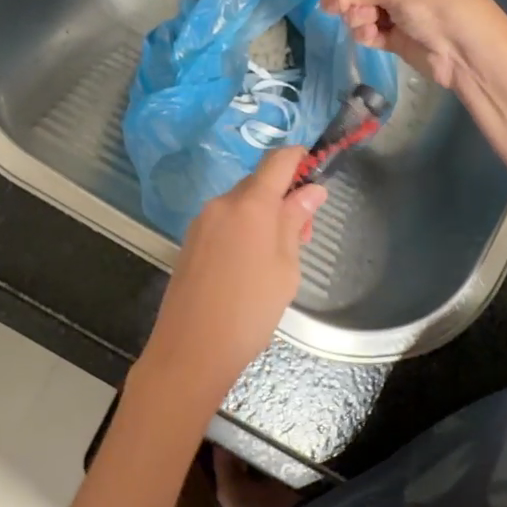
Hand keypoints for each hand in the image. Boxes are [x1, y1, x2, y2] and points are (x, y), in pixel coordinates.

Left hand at [138, 148, 327, 395]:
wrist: (192, 348)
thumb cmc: (250, 310)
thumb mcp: (285, 267)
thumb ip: (295, 222)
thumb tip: (311, 190)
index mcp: (250, 204)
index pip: (277, 161)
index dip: (299, 159)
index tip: (316, 169)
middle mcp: (221, 203)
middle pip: (258, 183)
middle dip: (284, 197)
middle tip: (304, 234)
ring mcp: (201, 222)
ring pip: (240, 204)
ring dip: (263, 216)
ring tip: (280, 256)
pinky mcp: (190, 241)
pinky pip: (224, 222)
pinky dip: (243, 229)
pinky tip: (251, 265)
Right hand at [318, 0, 498, 90]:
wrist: (466, 48)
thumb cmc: (436, 5)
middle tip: (334, 6)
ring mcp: (397, 13)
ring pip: (360, 11)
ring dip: (356, 16)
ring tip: (366, 23)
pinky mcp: (395, 38)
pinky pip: (369, 31)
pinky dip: (365, 33)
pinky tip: (370, 35)